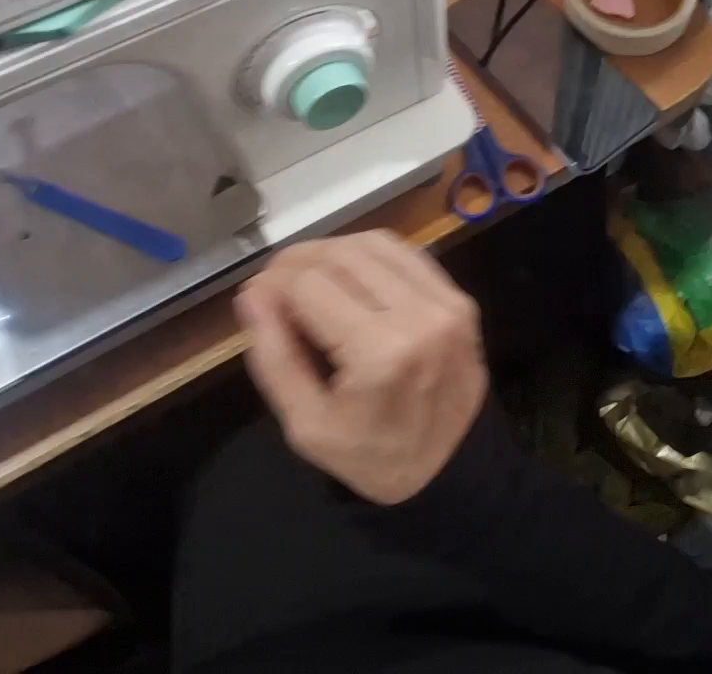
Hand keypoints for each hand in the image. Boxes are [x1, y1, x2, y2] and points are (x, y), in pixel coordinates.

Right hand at [235, 231, 488, 504]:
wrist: (449, 467)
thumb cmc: (370, 455)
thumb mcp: (306, 425)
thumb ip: (274, 356)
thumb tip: (251, 293)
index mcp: (380, 353)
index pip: (310, 285)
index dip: (273, 284)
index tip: (256, 300)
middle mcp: (418, 316)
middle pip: (340, 255)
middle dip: (296, 262)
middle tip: (274, 286)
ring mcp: (446, 303)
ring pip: (373, 243)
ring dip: (331, 251)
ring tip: (308, 277)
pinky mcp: (460, 298)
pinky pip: (406, 253)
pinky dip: (369, 254)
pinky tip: (349, 275)